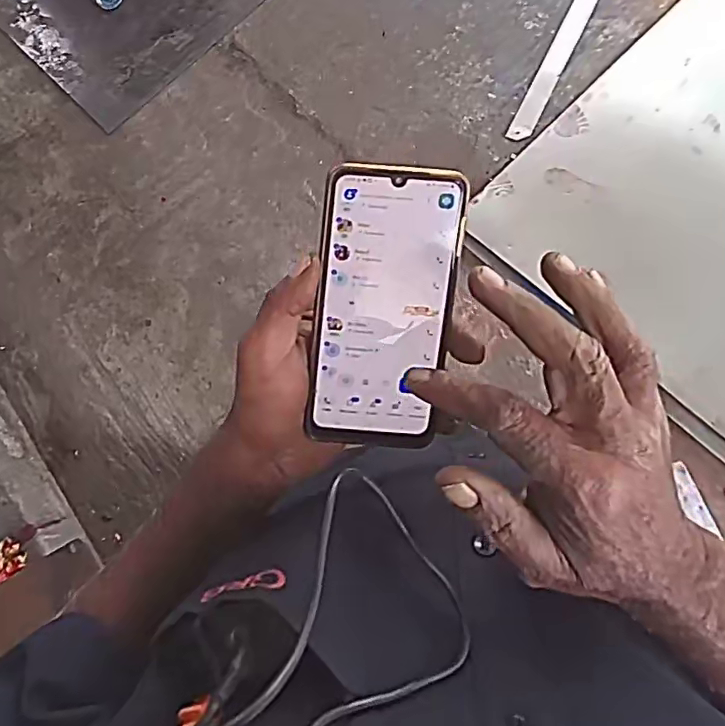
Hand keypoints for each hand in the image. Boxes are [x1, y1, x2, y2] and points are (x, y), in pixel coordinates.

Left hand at [218, 255, 490, 497]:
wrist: (268, 460)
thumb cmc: (260, 403)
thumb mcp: (262, 346)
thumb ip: (282, 305)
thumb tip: (309, 264)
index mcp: (324, 319)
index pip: (365, 288)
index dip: (397, 280)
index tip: (429, 277)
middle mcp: (350, 338)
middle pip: (399, 319)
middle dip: (435, 319)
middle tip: (458, 328)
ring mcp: (366, 369)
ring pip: (411, 353)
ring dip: (440, 352)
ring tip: (464, 357)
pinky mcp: (377, 399)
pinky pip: (408, 390)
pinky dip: (432, 392)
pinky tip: (450, 398)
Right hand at [404, 254, 724, 634]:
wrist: (669, 567)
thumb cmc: (604, 562)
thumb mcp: (542, 562)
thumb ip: (495, 519)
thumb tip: (451, 478)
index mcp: (580, 476)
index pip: (512, 420)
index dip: (463, 394)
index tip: (426, 378)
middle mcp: (612, 435)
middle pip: (571, 360)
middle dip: (523, 315)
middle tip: (485, 284)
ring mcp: (636, 413)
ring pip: (613, 344)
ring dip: (581, 297)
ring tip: (550, 263)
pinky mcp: (647, 402)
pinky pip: (632, 349)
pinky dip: (610, 311)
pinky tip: (589, 281)